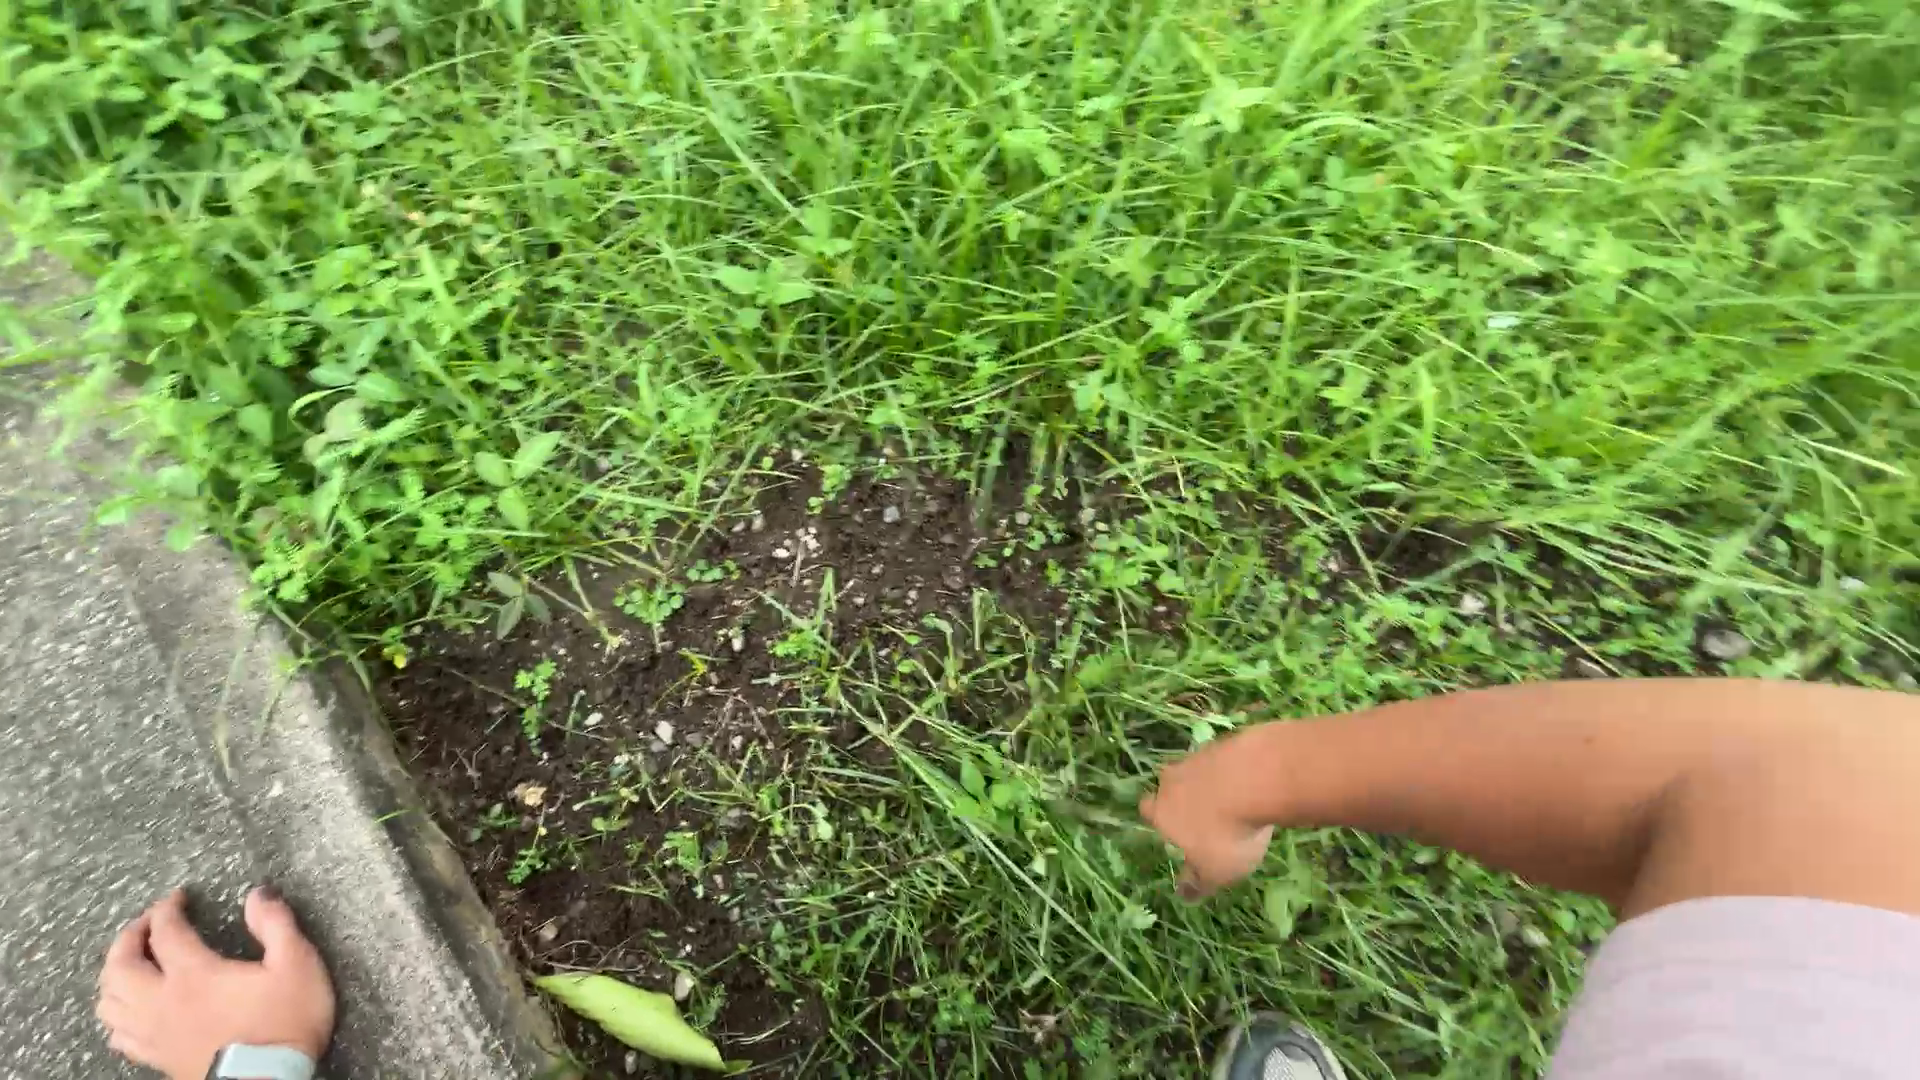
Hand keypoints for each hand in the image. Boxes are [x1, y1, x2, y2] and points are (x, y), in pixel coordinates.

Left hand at [96, 886, 335, 1079]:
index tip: (177, 896)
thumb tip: (258, 894)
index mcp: (195, 975)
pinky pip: (117, 1032)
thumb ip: (275, 924)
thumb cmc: (286, 1016)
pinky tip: (131, 1006)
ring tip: (132, 960)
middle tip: (145, 921)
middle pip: (120, 968)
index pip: (166, 935)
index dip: (167, 910)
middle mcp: (161, 1001)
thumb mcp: (296, 961)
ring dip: (113, 974)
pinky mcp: (154, 1055)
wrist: (266, 1077)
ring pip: (108, 1002)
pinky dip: (116, 1011)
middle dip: (127, 939)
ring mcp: (152, 1032)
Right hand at [1140, 732, 1275, 898]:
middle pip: (1168, 785)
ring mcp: (1196, 758)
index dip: (1161, 819)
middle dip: (1181, 796)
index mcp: (1163, 812)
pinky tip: (1249, 783)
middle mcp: (1172, 781)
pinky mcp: (1222, 744)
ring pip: (1194, 770)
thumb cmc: (1227, 834)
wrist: (1255, 779)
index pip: (1148, 811)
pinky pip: (1220, 759)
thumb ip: (1197, 882)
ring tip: (1232, 800)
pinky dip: (1230, 770)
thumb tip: (1182, 895)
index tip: (1176, 829)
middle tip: (1203, 812)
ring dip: (1208, 783)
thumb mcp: (1215, 872)